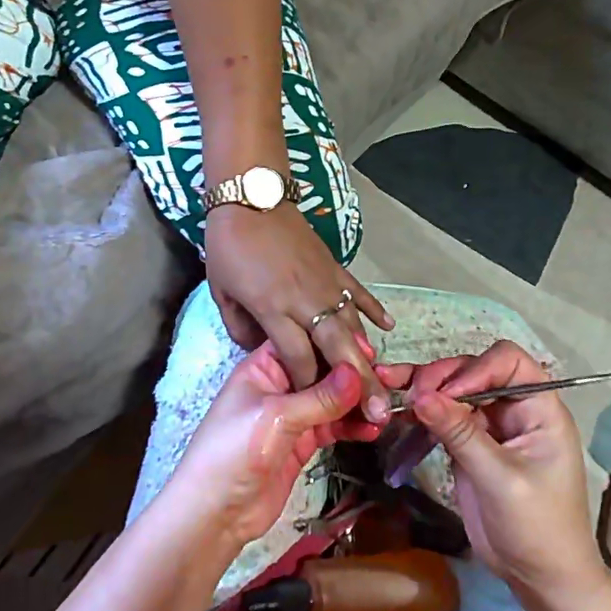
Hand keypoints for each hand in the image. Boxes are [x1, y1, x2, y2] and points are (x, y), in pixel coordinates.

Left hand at [158, 345, 382, 550]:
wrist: (214, 513)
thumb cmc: (233, 451)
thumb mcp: (275, 417)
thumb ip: (319, 397)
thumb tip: (358, 373)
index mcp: (264, 366)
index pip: (305, 343)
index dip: (336, 344)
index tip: (370, 349)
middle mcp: (280, 384)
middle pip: (324, 371)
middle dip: (355, 376)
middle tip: (388, 381)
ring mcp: (292, 414)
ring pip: (333, 400)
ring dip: (358, 404)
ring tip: (385, 409)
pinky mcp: (303, 442)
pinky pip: (333, 426)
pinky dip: (353, 426)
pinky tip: (373, 429)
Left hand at [204, 202, 393, 420]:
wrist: (251, 198)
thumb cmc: (230, 247)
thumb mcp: (221, 292)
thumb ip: (239, 327)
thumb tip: (260, 348)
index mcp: (272, 308)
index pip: (298, 357)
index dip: (309, 385)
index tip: (317, 405)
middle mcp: (304, 300)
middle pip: (336, 347)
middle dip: (357, 382)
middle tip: (378, 412)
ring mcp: (325, 282)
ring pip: (353, 324)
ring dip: (368, 354)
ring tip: (384, 383)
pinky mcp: (336, 266)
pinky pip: (359, 292)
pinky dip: (375, 310)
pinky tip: (389, 328)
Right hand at [400, 342, 605, 594]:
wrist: (539, 578)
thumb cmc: (537, 528)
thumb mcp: (500, 480)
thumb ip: (461, 435)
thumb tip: (421, 397)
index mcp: (539, 409)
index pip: (510, 363)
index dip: (478, 368)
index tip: (447, 393)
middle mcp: (513, 408)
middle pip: (475, 370)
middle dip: (443, 377)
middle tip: (414, 397)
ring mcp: (489, 425)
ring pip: (453, 390)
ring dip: (423, 386)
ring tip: (390, 384)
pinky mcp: (467, 442)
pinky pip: (441, 416)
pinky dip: (418, 411)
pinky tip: (394, 406)